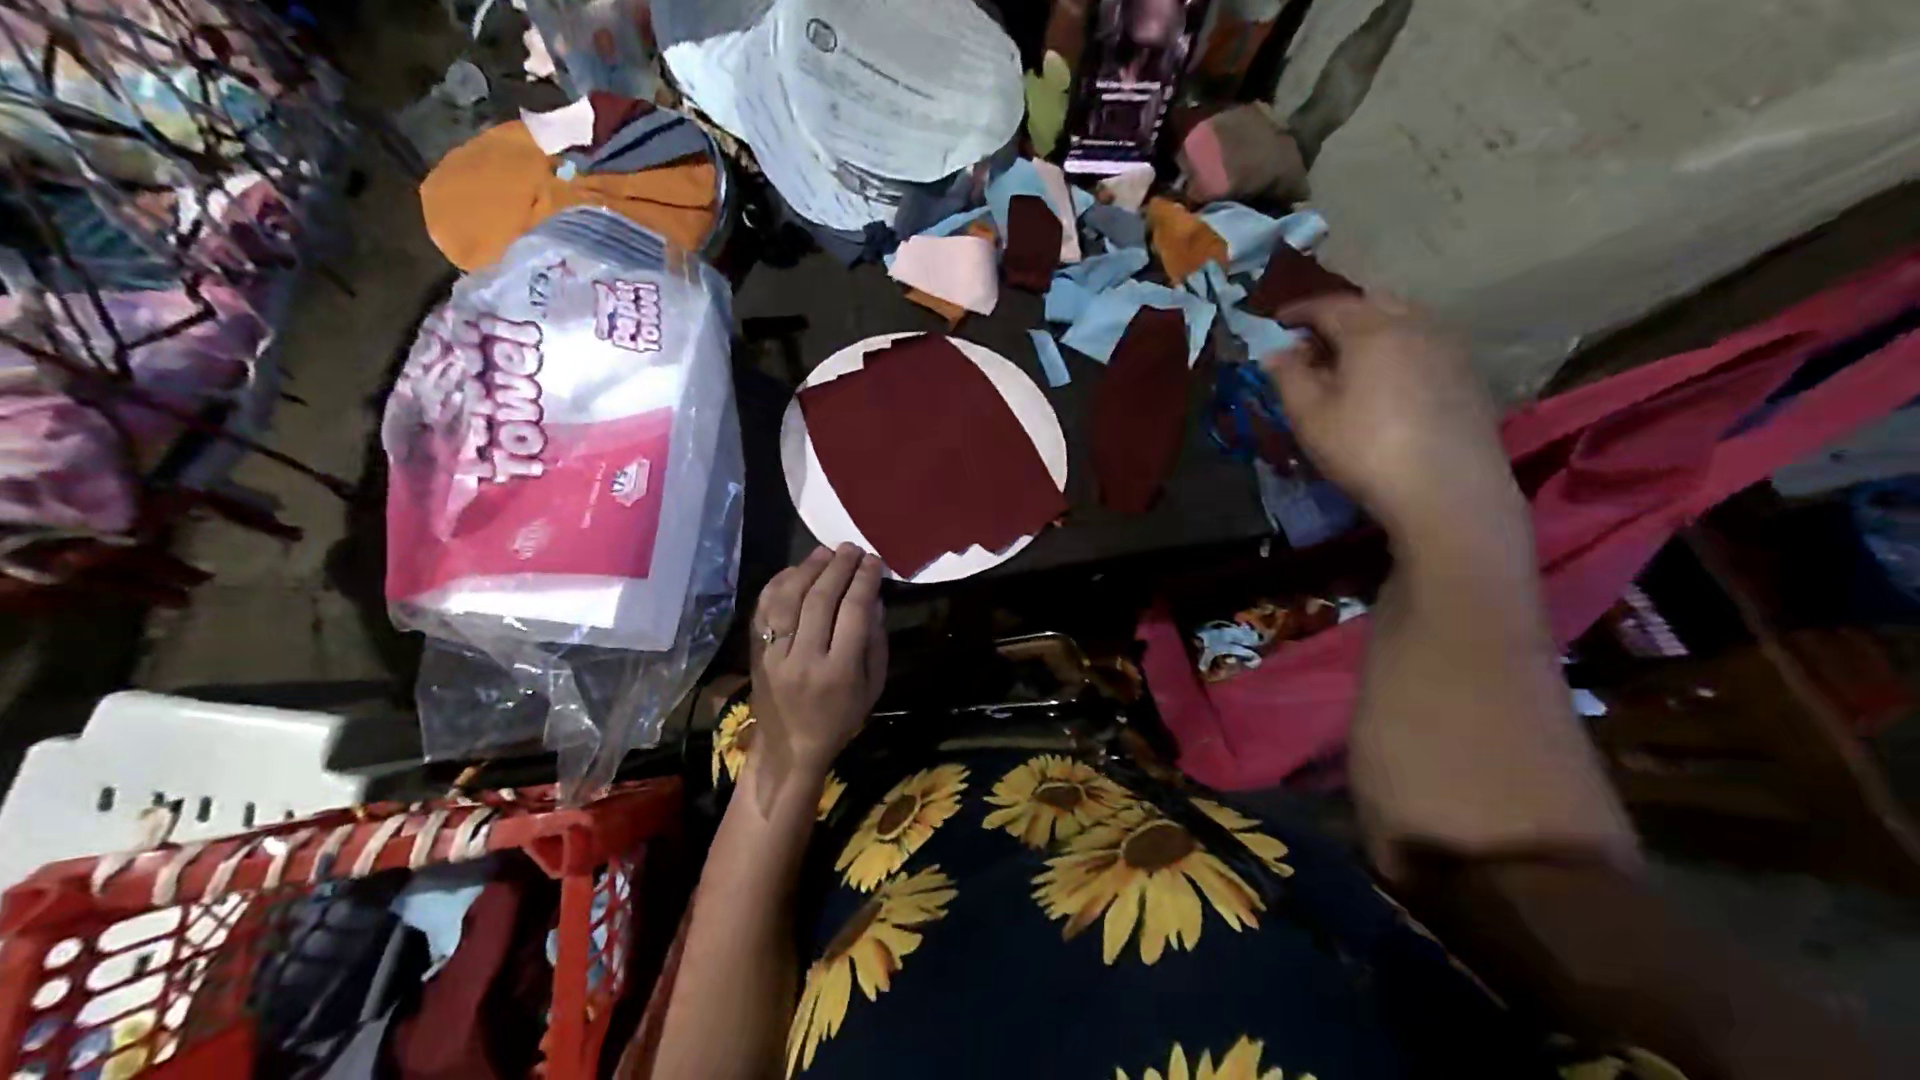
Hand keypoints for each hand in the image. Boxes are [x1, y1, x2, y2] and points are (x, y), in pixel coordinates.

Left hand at [749, 544, 886, 776]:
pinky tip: (795, 570)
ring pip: (788, 599)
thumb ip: (875, 642)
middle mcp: (804, 659)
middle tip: (852, 548)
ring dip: (808, 569)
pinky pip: (764, 609)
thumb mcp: (872, 687)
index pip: (853, 613)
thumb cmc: (840, 718)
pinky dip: (778, 584)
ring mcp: (775, 654)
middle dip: (838, 568)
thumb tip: (873, 598)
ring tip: (826, 551)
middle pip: (820, 600)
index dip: (864, 581)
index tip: (873, 560)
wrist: (789, 748)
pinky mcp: (756, 652)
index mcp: (839, 672)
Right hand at [1261, 294, 1521, 541]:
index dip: (1300, 310)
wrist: (1446, 489)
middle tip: (1315, 337)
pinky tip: (1388, 376)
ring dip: (1372, 326)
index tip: (1279, 320)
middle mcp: (1414, 327)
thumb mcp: (1310, 416)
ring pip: (1405, 319)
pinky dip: (1398, 345)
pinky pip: (1425, 341)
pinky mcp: (1467, 373)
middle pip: (1373, 303)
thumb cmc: (1365, 450)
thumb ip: (1289, 377)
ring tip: (1350, 355)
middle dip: (1340, 312)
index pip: (1330, 305)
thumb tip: (1276, 353)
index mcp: (1371, 332)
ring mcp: (1448, 348)